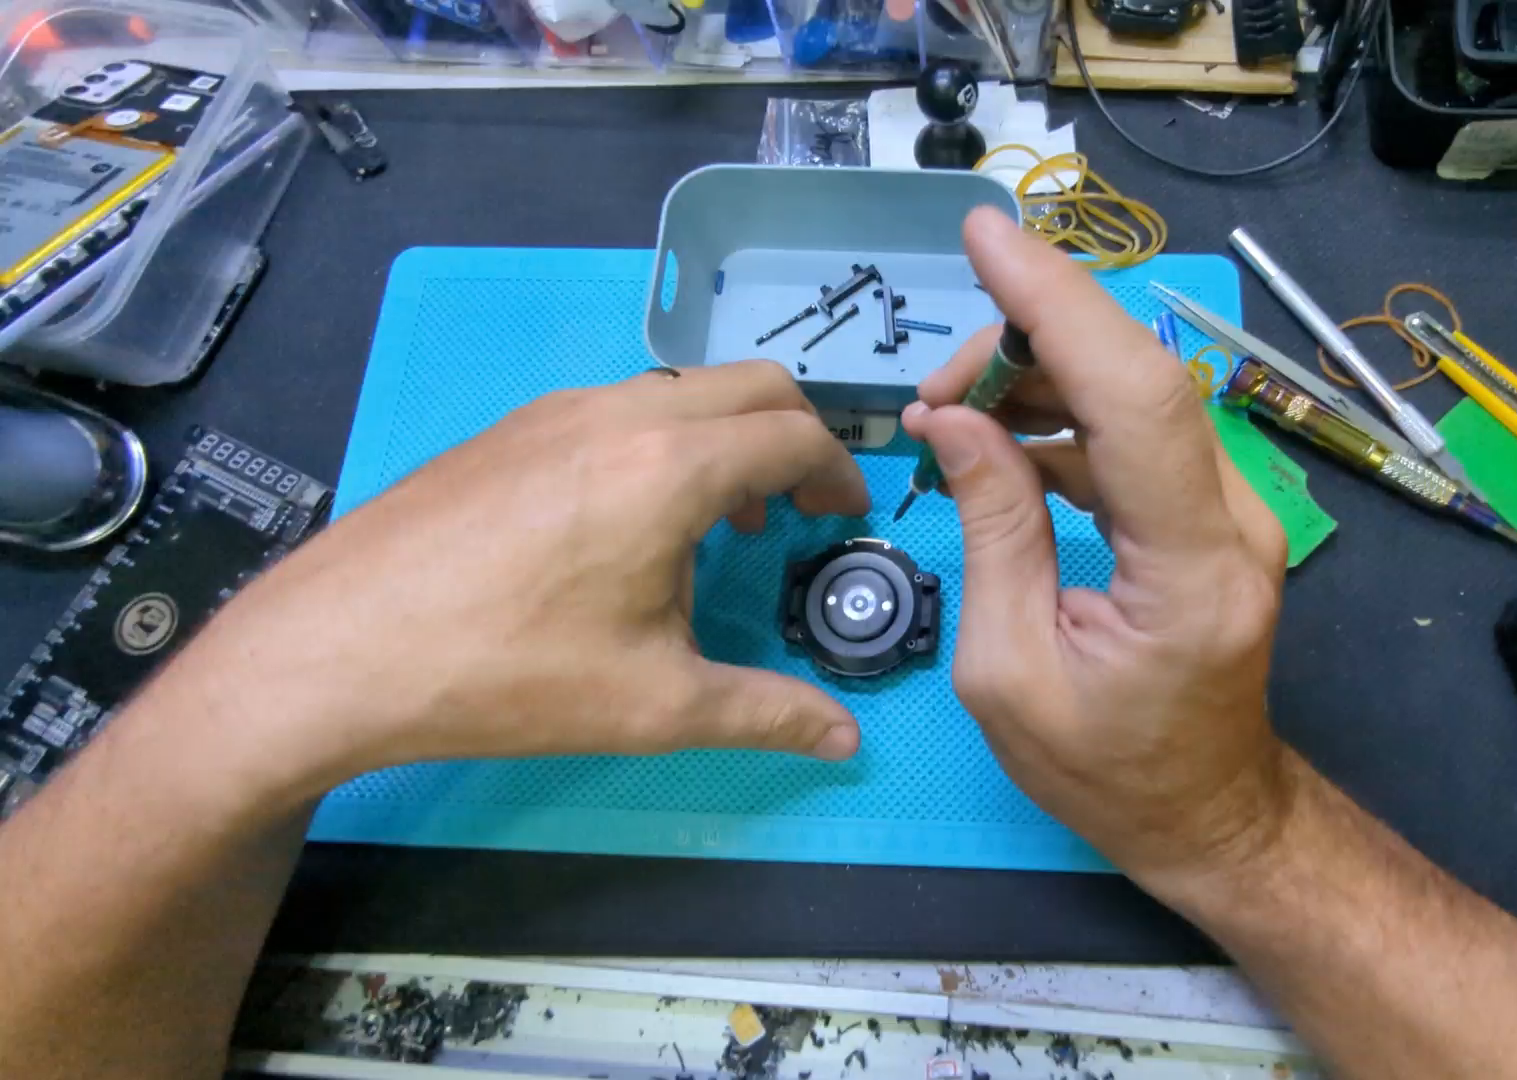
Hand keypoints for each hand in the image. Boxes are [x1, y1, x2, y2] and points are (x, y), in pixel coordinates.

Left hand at [171, 363, 869, 800]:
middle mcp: (625, 414)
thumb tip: (849, 742)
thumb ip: (771, 714)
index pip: (795, 436)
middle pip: (755, 385)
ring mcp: (564, 409)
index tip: (845, 515)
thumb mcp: (659, 706)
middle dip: (801, 436)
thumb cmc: (511, 675)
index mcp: (672, 468)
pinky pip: (633, 403)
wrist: (327, 656)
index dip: (840, 472)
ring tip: (728, 516)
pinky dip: (677, 437)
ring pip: (692, 387)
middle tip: (802, 505)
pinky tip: (644, 514)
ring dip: (736, 436)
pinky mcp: (520, 424)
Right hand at [901, 209, 1291, 900]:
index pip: (1135, 395)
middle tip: (938, 390)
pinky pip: (1133, 441)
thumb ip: (991, 531)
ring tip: (954, 416)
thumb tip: (958, 422)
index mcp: (1189, 571)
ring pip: (1134, 400)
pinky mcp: (1209, 520)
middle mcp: (1231, 523)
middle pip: (1136, 379)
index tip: (985, 237)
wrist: (1203, 814)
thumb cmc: (1103, 770)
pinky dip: (1063, 425)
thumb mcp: (1007, 669)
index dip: (1058, 303)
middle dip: (1027, 347)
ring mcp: (1230, 515)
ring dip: (1039, 384)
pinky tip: (1002, 446)